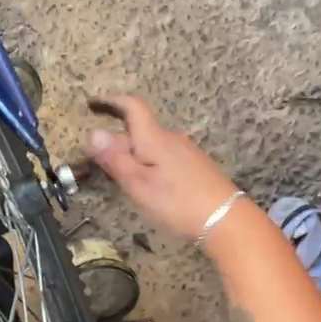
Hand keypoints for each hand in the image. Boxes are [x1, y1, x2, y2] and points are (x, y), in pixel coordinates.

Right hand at [85, 94, 244, 241]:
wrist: (227, 220)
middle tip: (100, 162)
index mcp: (155, 138)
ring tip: (122, 178)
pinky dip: (149, 164)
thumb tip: (93, 132)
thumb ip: (115, 158)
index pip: (133, 107)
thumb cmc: (177, 203)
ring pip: (152, 146)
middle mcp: (172, 138)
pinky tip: (149, 186)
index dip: (112, 101)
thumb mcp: (138, 184)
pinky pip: (164, 157)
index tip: (94, 103)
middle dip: (118, 140)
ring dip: (134, 155)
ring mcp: (187, 152)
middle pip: (140, 130)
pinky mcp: (196, 167)